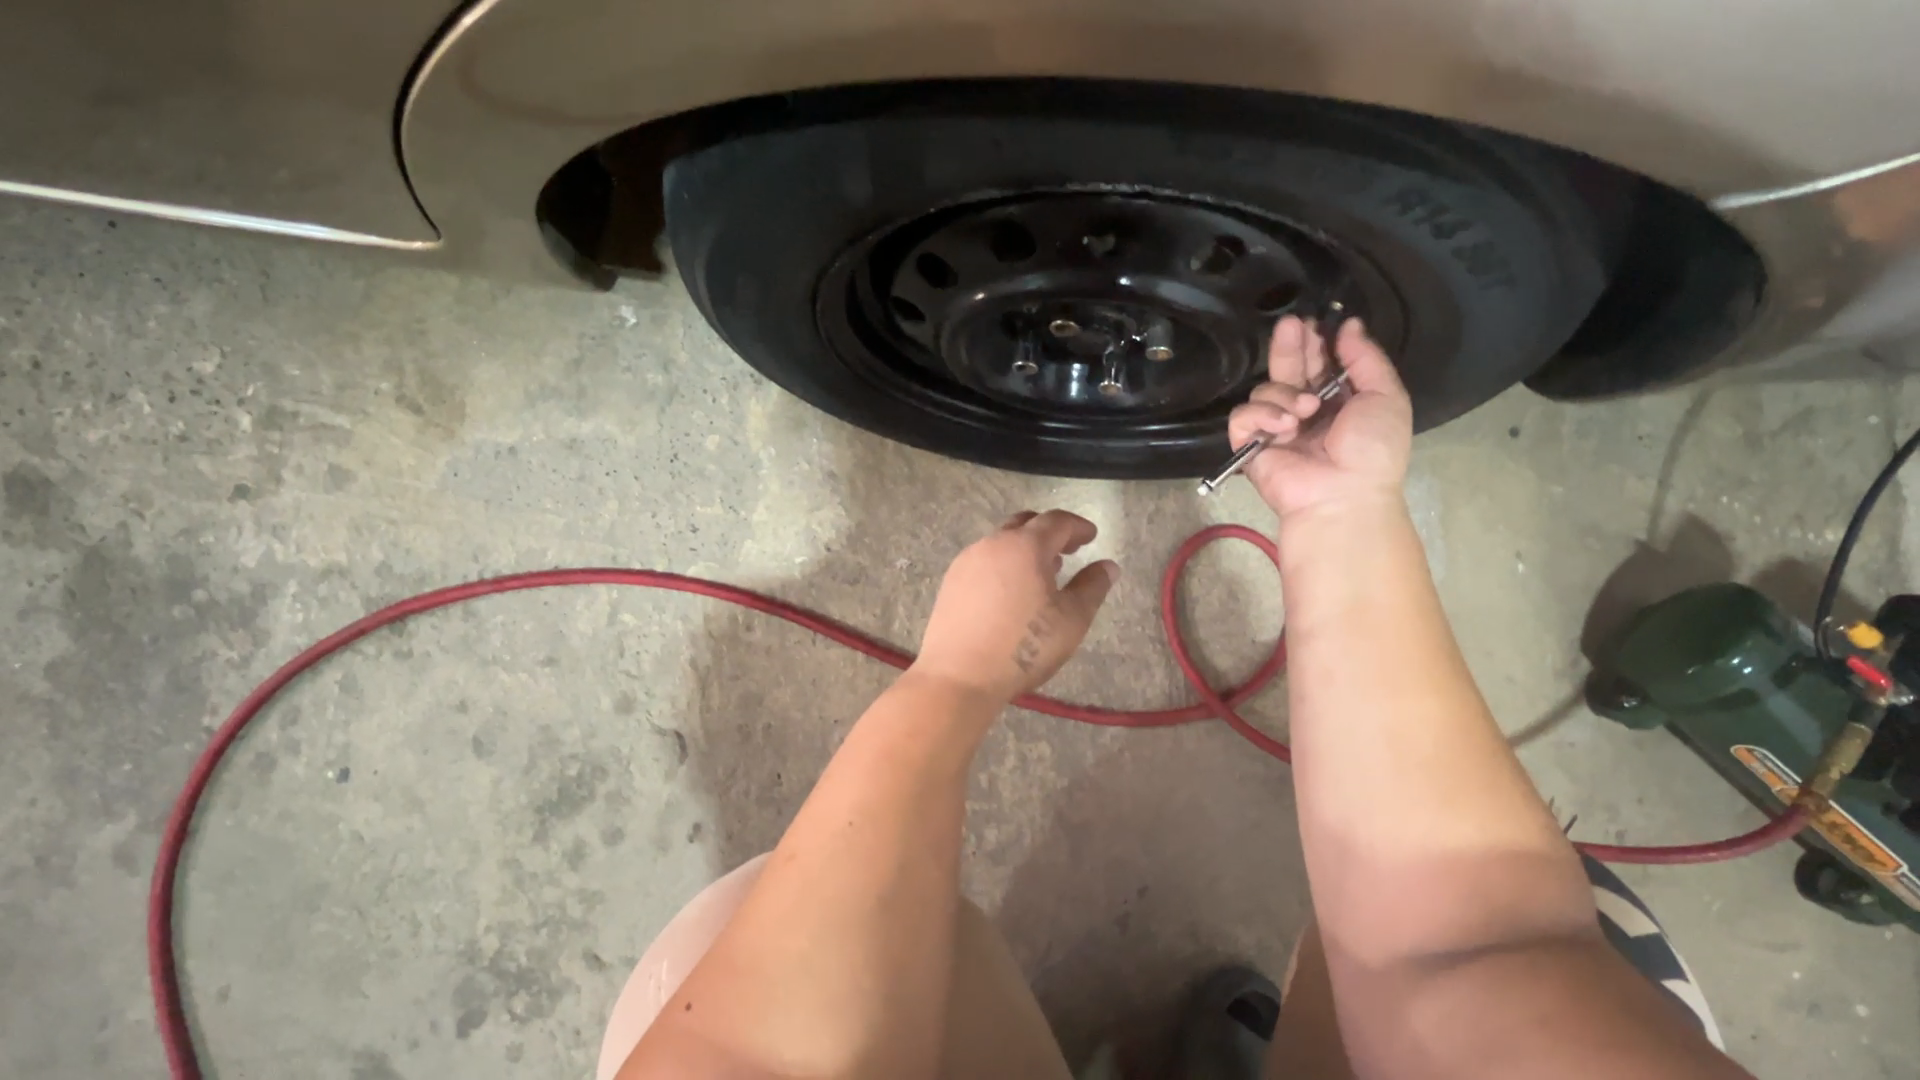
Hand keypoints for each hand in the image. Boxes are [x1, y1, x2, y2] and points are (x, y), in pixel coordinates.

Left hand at [911, 510, 1118, 702]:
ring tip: (1043, 573)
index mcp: (1025, 546)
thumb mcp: (1072, 619)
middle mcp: (993, 544)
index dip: (1077, 526)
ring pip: (1001, 543)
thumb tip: (1108, 566)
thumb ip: (1092, 587)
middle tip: (1069, 549)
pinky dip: (1004, 565)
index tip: (1091, 536)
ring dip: (1025, 549)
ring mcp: (966, 562)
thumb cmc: (1024, 646)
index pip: (1056, 521)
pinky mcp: (951, 583)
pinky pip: (984, 562)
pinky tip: (1012, 592)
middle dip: (1050, 532)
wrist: (959, 676)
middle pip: (1025, 524)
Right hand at [1227, 315, 1412, 521]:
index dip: (1315, 343)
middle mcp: (1304, 411)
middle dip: (1290, 347)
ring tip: (1306, 411)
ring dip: (1286, 393)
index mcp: (1337, 401)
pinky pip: (1243, 416)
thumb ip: (1366, 358)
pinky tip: (1285, 426)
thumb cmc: (1372, 449)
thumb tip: (1350, 325)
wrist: (1343, 494)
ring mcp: (1275, 428)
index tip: (1314, 323)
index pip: (1319, 364)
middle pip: (1288, 369)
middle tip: (1292, 325)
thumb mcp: (1386, 396)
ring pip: (1265, 389)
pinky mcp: (1250, 444)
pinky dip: (1262, 416)